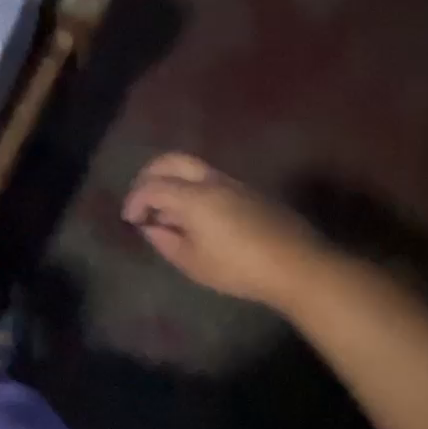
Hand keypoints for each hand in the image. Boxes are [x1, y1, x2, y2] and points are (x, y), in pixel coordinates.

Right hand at [121, 154, 330, 307]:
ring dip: (172, 181)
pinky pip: (210, 180)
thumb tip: (152, 227)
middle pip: (172, 160)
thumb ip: (165, 240)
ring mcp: (234, 183)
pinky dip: (191, 189)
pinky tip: (193, 217)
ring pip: (193, 168)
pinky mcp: (249, 193)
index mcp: (194, 197)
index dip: (134, 200)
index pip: (152, 186)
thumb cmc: (237, 267)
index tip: (130, 220)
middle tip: (142, 200)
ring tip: (166, 211)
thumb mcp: (192, 262)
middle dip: (149, 175)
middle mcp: (212, 181)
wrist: (297, 265)